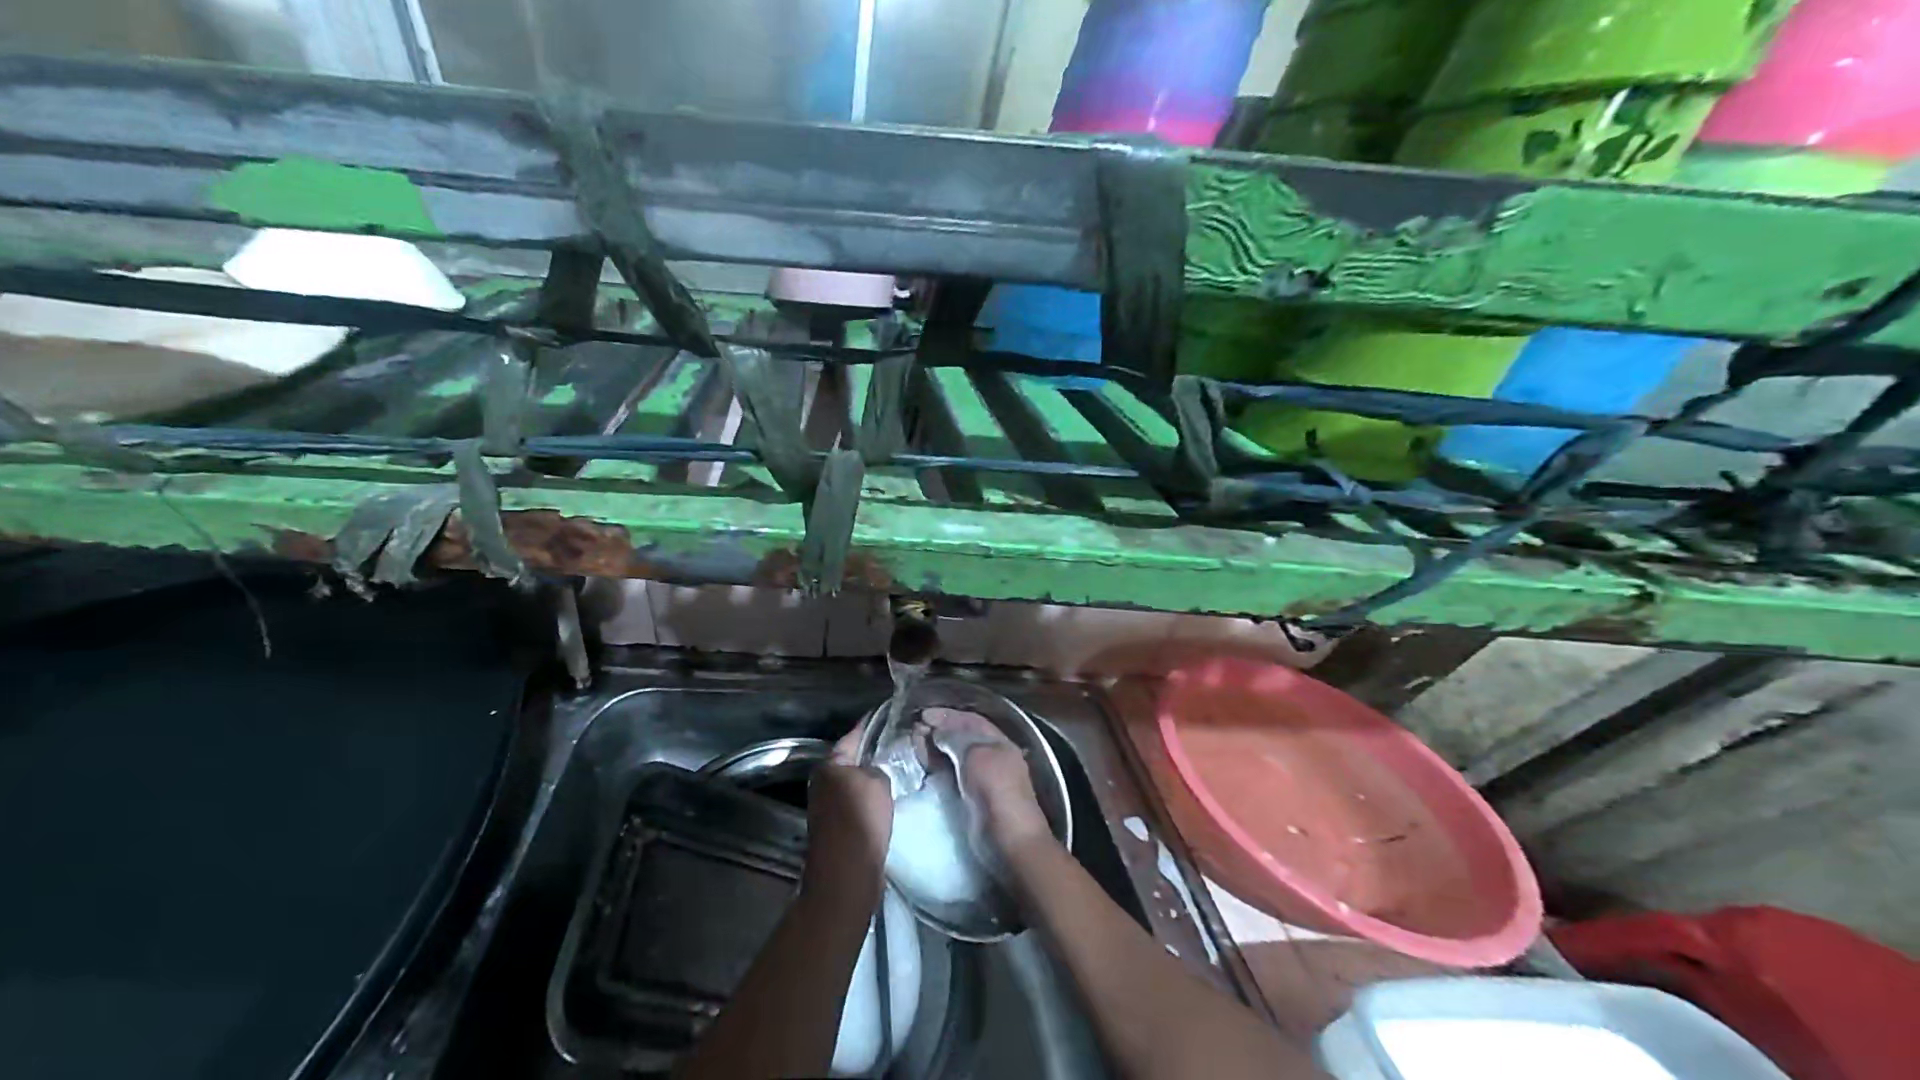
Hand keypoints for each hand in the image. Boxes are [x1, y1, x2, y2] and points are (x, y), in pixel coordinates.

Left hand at [801, 727, 893, 900]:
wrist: (847, 873)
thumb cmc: (860, 819)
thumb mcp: (877, 781)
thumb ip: (878, 766)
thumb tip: (877, 768)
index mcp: (829, 765)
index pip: (854, 735)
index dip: (873, 724)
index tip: (891, 715)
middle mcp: (824, 781)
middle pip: (853, 758)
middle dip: (875, 751)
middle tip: (903, 742)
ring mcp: (829, 805)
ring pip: (857, 781)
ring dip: (875, 776)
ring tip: (903, 767)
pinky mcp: (839, 826)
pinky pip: (860, 801)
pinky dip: (874, 797)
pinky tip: (893, 795)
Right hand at [922, 707, 1053, 856]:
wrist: (1008, 838)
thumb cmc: (995, 790)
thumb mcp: (976, 754)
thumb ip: (956, 738)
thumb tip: (937, 731)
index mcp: (998, 743)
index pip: (971, 720)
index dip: (948, 715)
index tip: (923, 714)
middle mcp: (990, 757)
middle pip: (960, 737)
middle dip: (938, 731)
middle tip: (914, 730)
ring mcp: (980, 779)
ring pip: (953, 756)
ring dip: (933, 748)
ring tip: (912, 744)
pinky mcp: (969, 798)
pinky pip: (949, 775)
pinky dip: (935, 767)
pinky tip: (921, 765)